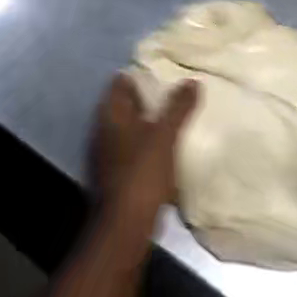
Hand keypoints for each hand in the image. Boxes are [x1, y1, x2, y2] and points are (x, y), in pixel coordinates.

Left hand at [93, 74, 198, 221]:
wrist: (125, 224)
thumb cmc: (142, 173)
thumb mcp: (165, 136)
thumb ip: (178, 107)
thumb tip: (192, 81)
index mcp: (110, 114)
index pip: (120, 83)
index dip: (140, 75)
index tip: (164, 72)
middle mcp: (103, 129)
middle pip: (125, 105)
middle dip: (147, 99)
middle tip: (175, 94)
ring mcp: (106, 153)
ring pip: (129, 128)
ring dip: (148, 124)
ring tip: (175, 120)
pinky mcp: (115, 174)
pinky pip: (132, 149)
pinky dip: (147, 145)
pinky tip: (167, 151)